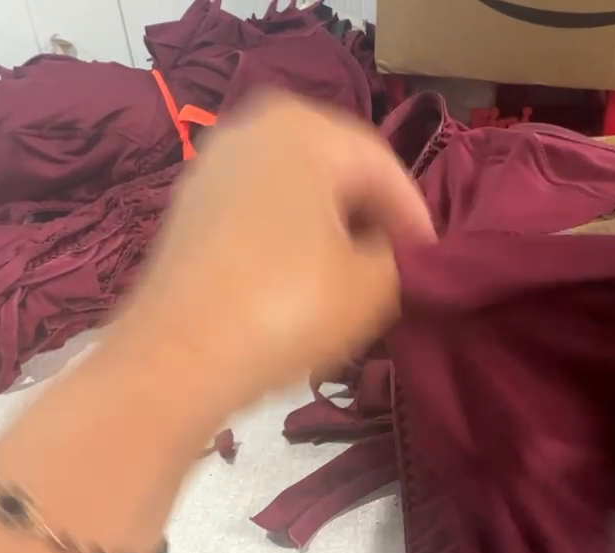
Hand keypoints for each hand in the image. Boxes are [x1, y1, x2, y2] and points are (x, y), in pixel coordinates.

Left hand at [104, 92, 435, 417]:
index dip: (417, 220)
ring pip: (297, 198)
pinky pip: (260, 219)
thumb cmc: (286, 310)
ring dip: (331, 236)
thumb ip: (402, 260)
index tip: (434, 266)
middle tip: (396, 274)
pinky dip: (289, 246)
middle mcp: (253, 130)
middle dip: (371, 224)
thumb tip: (396, 254)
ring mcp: (212, 170)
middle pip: (337, 175)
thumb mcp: (370, 287)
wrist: (179, 359)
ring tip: (352, 286)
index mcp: (305, 130)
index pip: (385, 168)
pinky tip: (300, 290)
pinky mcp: (189, 214)